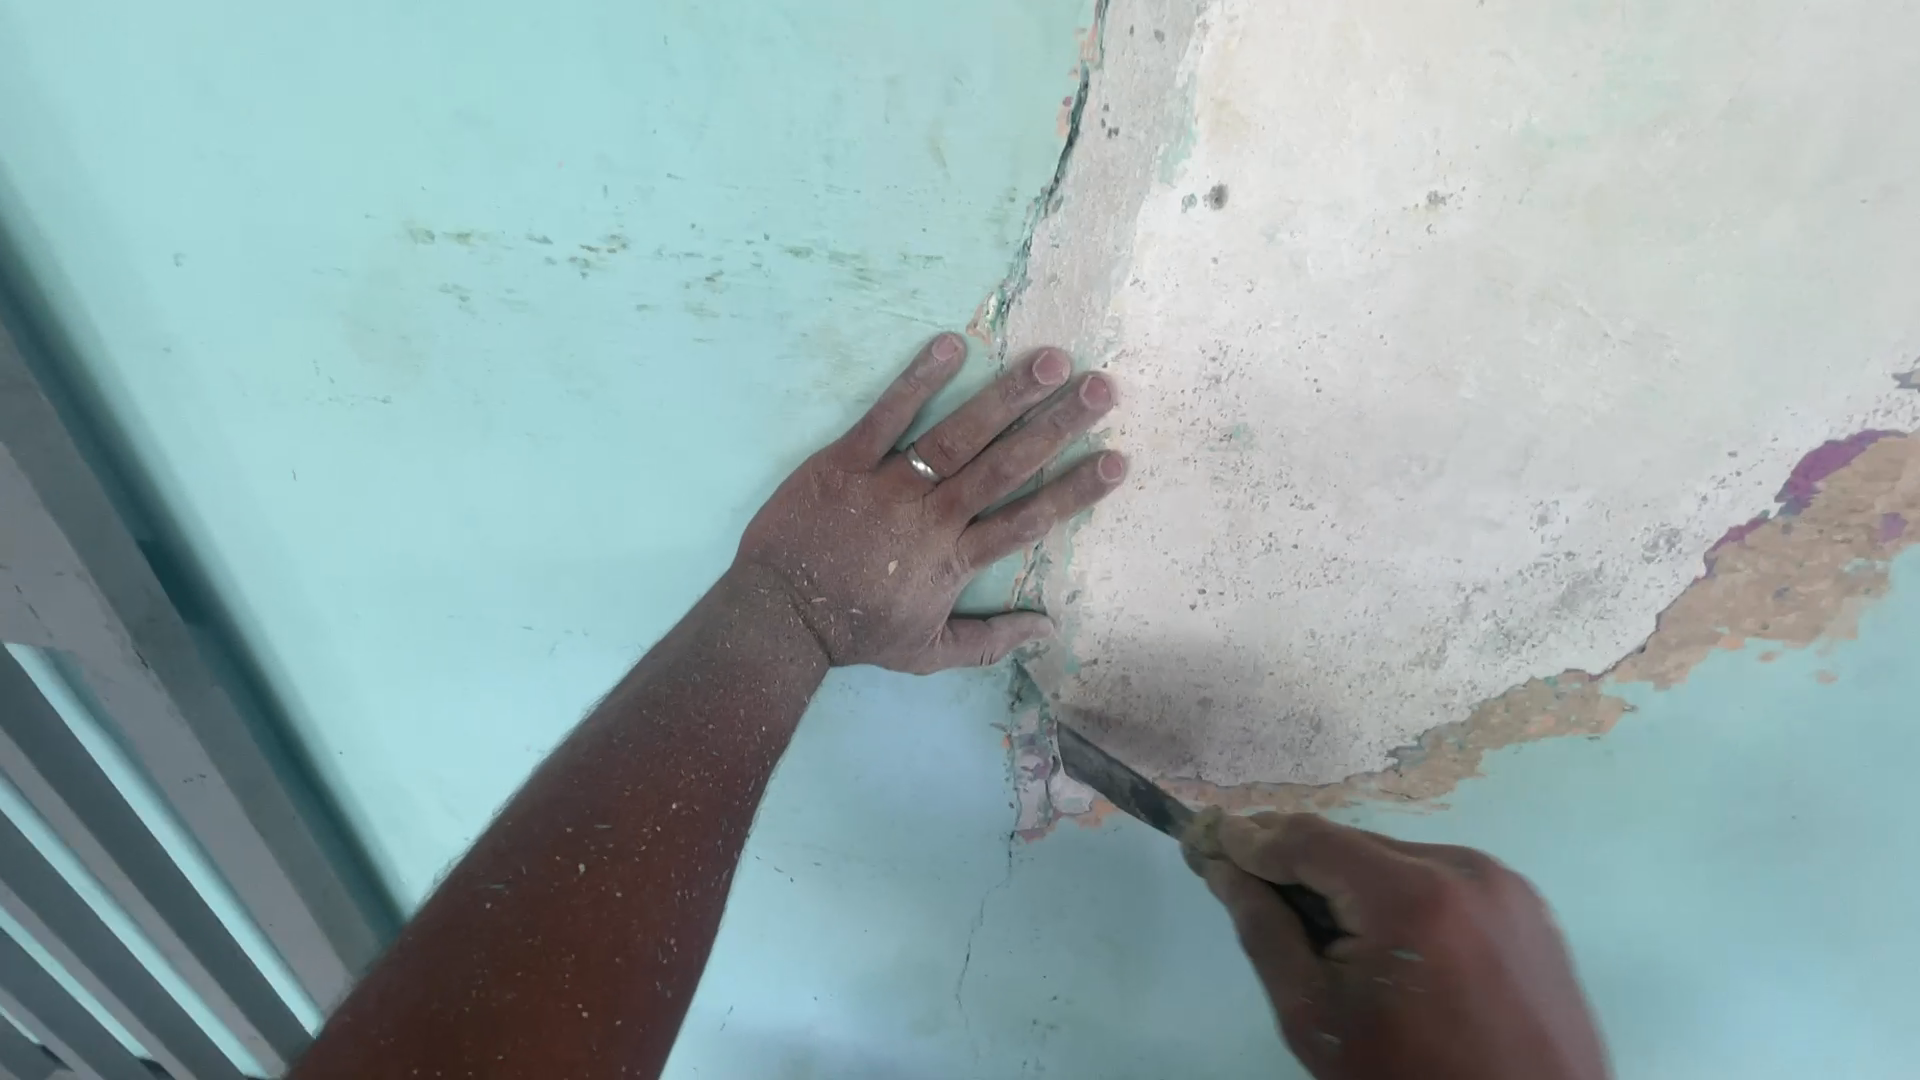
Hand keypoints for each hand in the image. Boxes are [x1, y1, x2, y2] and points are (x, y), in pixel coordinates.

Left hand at [733, 332, 1124, 672]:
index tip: (1118, 460)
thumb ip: (991, 642)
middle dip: (1058, 425)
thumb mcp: (928, 654)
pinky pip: (885, 416)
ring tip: (1050, 361)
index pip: (1028, 520)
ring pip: (958, 436)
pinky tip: (952, 345)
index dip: (1076, 491)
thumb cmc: (857, 631)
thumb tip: (1049, 630)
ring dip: (1006, 397)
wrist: (779, 615)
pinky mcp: (845, 461)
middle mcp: (933, 516)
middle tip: (1101, 387)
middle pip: (1006, 465)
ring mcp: (890, 485)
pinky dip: (918, 381)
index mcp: (955, 560)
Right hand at [1199, 813, 1608, 1079]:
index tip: (1207, 839)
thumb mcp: (1314, 1016)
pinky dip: (1389, 891)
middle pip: (1346, 844)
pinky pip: (1430, 875)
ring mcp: (1501, 884)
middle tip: (1247, 882)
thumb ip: (1261, 927)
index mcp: (1413, 897)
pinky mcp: (1522, 903)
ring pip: (1386, 856)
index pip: (1307, 838)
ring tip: (1316, 923)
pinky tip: (1374, 933)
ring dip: (1341, 877)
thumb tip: (1220, 865)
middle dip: (1293, 862)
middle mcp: (1464, 869)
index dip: (1250, 839)